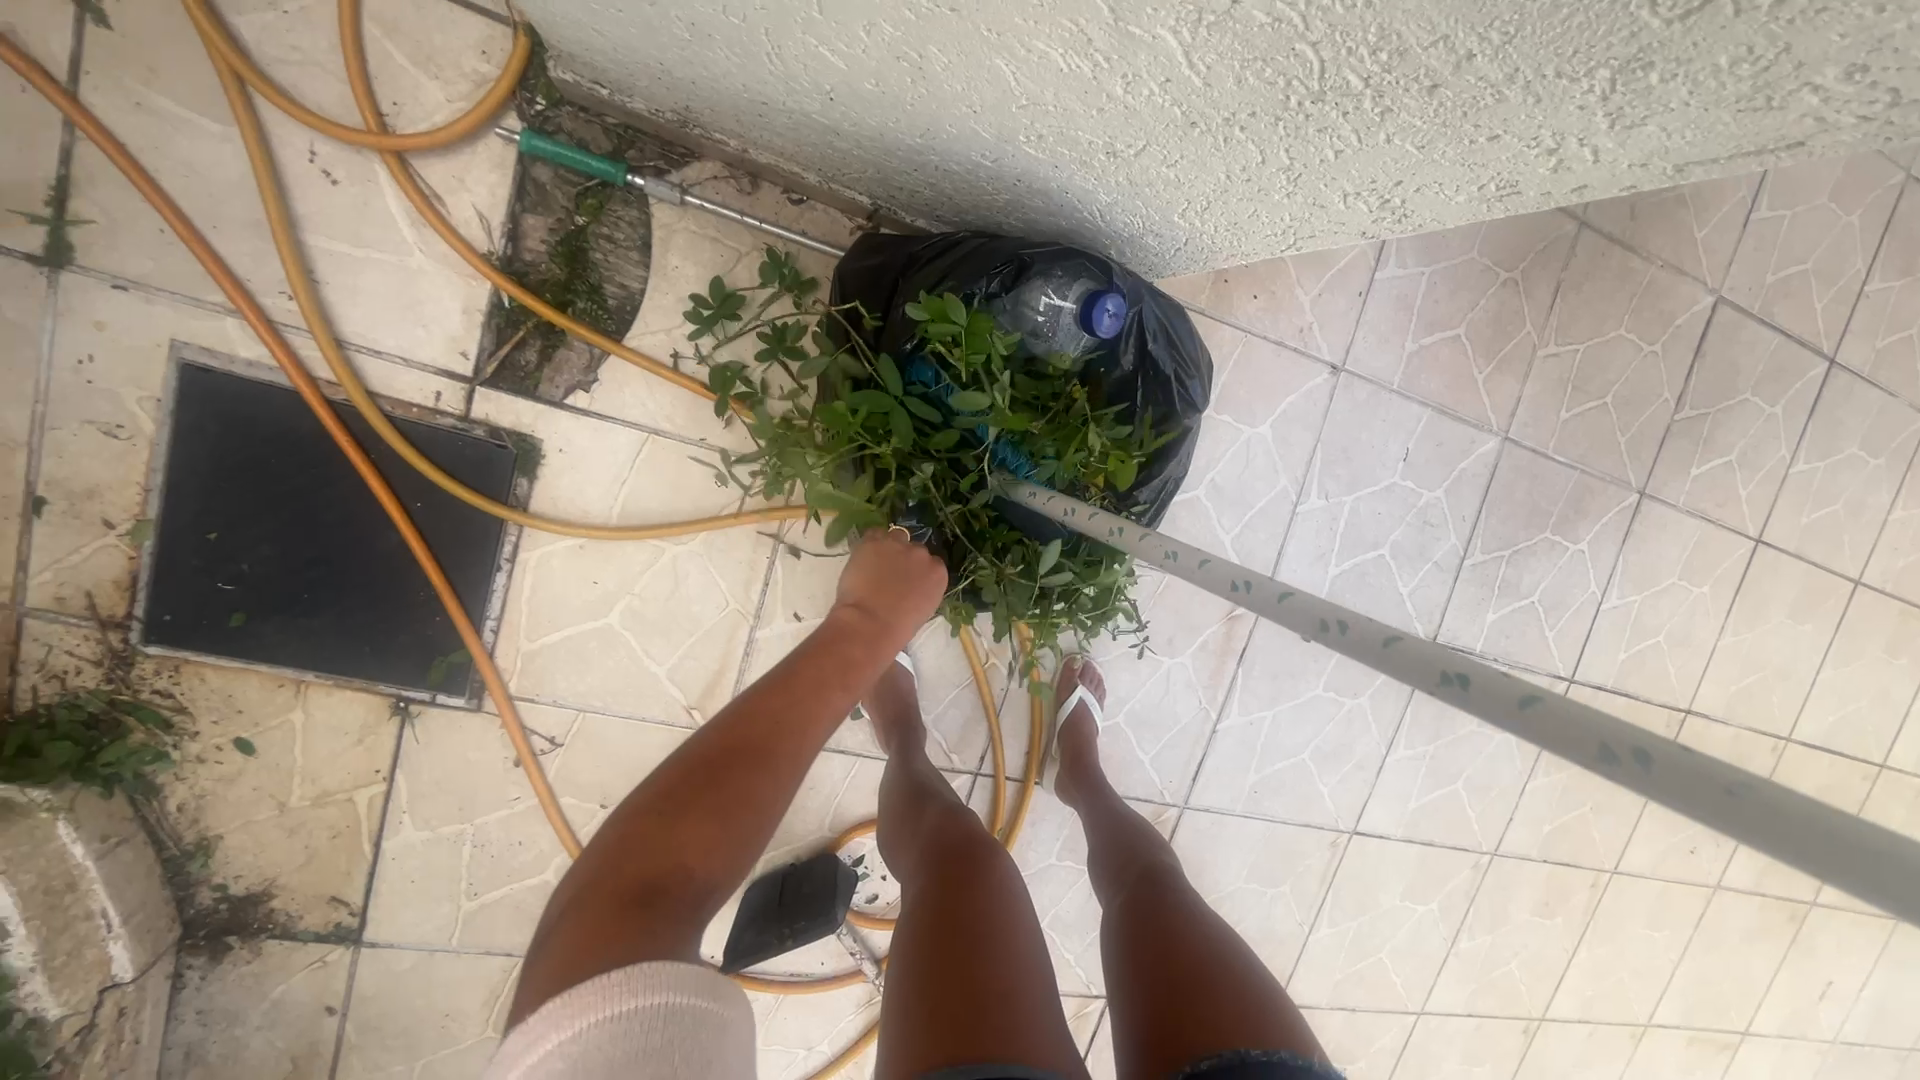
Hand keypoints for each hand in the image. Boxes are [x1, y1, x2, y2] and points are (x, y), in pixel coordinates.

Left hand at [830, 527, 948, 650]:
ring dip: (889, 547)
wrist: (870, 623)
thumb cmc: (897, 628)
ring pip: (896, 537)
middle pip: (915, 549)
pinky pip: (874, 534)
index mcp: (938, 574)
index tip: (908, 581)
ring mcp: (898, 545)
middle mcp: (922, 554)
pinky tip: (864, 557)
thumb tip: (910, 586)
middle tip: (890, 575)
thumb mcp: (922, 610)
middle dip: (905, 559)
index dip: (918, 571)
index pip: (932, 563)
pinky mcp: (874, 541)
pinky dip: (871, 543)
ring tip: (875, 564)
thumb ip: (922, 590)